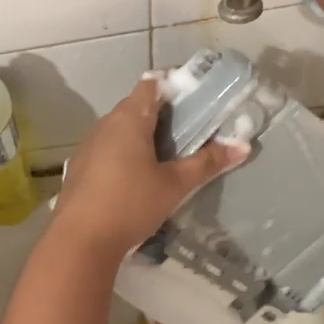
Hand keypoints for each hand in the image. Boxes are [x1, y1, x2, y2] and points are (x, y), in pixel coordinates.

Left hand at [49, 78, 246, 258]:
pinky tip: (138, 174)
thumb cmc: (131, 204)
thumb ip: (206, 163)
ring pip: (120, 128)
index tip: (195, 95)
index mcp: (128, 118)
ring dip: (142, 133)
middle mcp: (105, 124)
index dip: (173, 83)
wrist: (80, 239)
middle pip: (136, 106)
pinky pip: (107, 148)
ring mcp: (88, 145)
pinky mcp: (80, 166)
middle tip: (190, 127)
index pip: (151, 84)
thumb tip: (243, 147)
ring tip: (168, 152)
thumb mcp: (174, 185)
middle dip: (162, 112)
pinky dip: (125, 151)